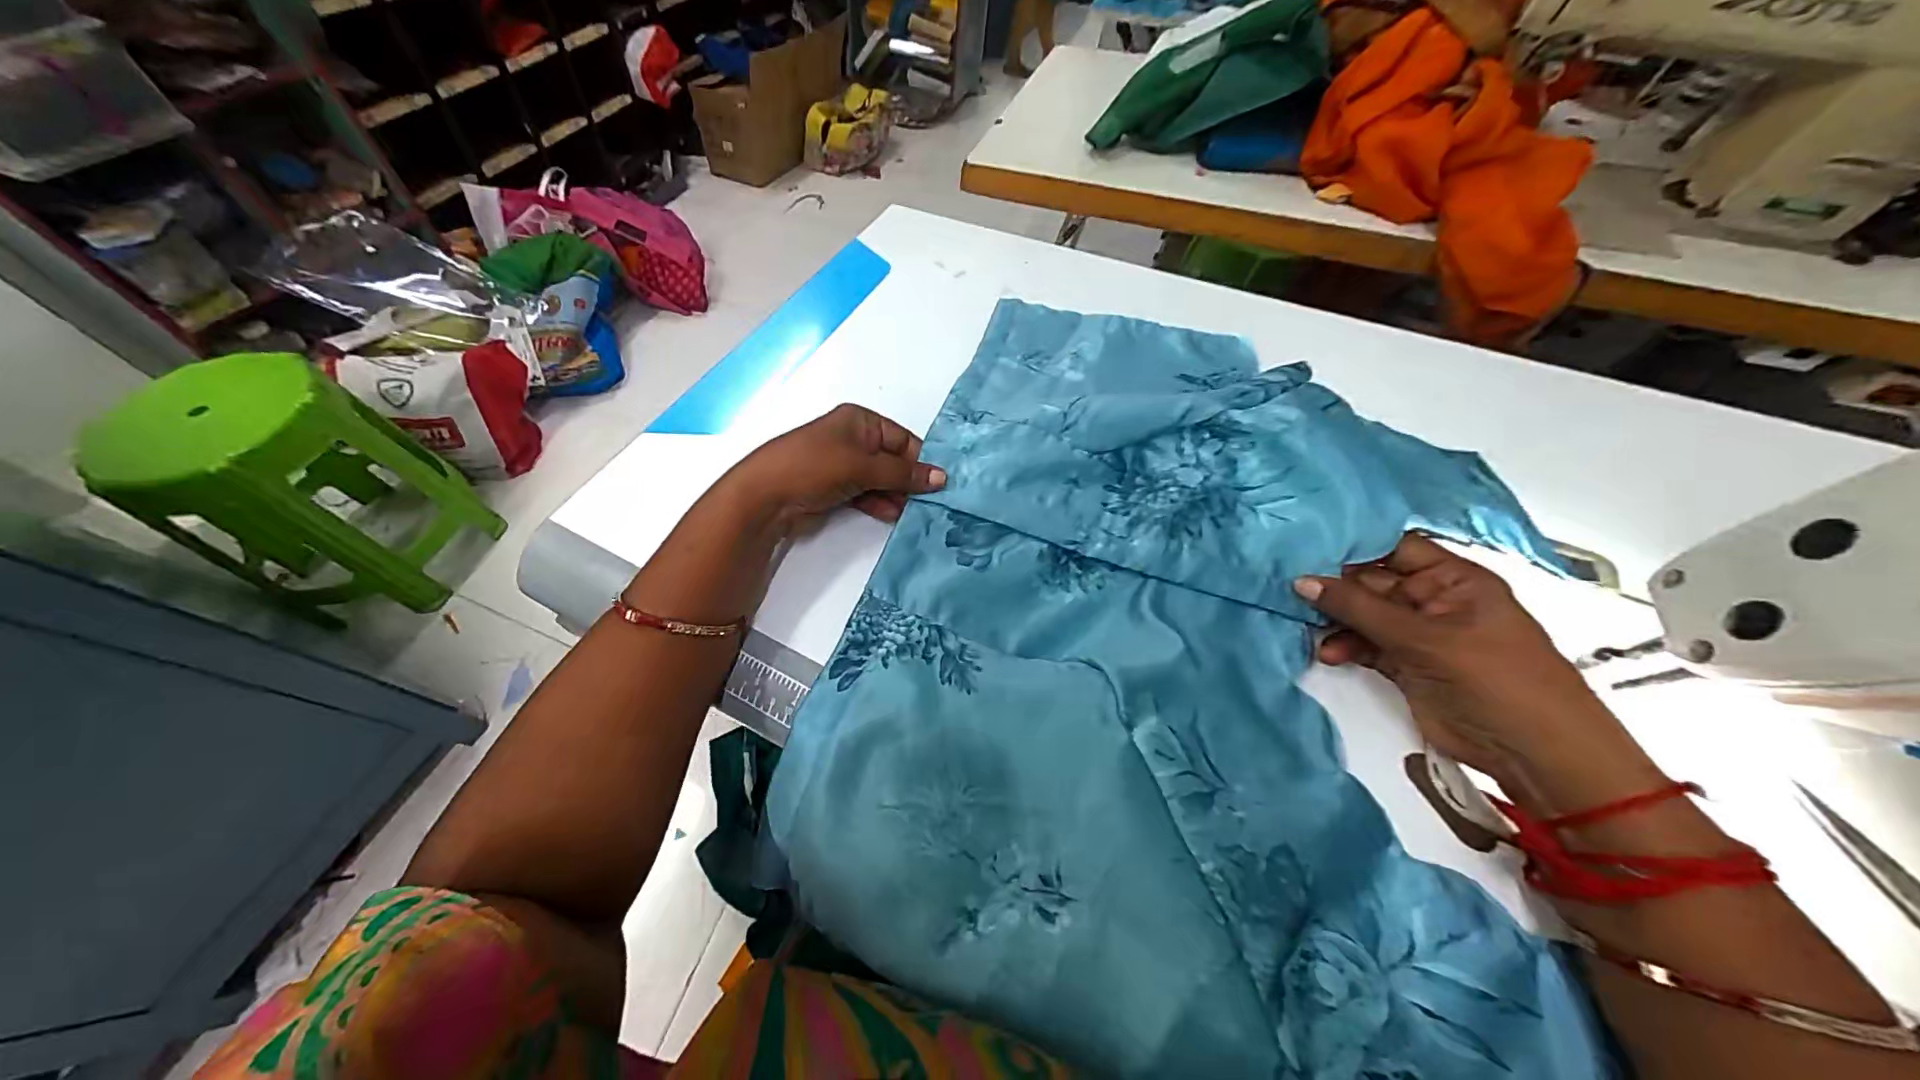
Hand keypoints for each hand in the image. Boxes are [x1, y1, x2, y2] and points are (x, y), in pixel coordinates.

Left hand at [727, 404, 946, 530]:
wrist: (766, 496)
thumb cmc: (813, 466)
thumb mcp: (864, 466)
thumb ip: (904, 474)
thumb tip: (941, 477)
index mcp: (860, 421)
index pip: (902, 439)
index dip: (920, 460)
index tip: (940, 483)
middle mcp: (853, 439)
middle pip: (893, 461)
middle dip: (909, 481)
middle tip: (932, 501)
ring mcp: (843, 465)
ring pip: (881, 481)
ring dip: (896, 495)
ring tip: (915, 511)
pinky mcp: (835, 489)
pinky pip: (867, 495)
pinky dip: (880, 504)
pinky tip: (893, 515)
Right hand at [1293, 533, 1629, 787]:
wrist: (1535, 755)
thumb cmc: (1498, 681)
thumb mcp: (1425, 638)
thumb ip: (1360, 608)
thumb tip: (1304, 582)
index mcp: (1453, 579)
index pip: (1394, 548)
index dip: (1353, 545)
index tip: (1305, 549)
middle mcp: (1434, 601)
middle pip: (1372, 582)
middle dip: (1335, 588)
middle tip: (1294, 592)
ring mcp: (1419, 635)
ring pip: (1364, 616)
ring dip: (1335, 621)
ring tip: (1309, 628)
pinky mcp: (1407, 665)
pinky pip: (1365, 645)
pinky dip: (1344, 647)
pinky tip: (1329, 653)